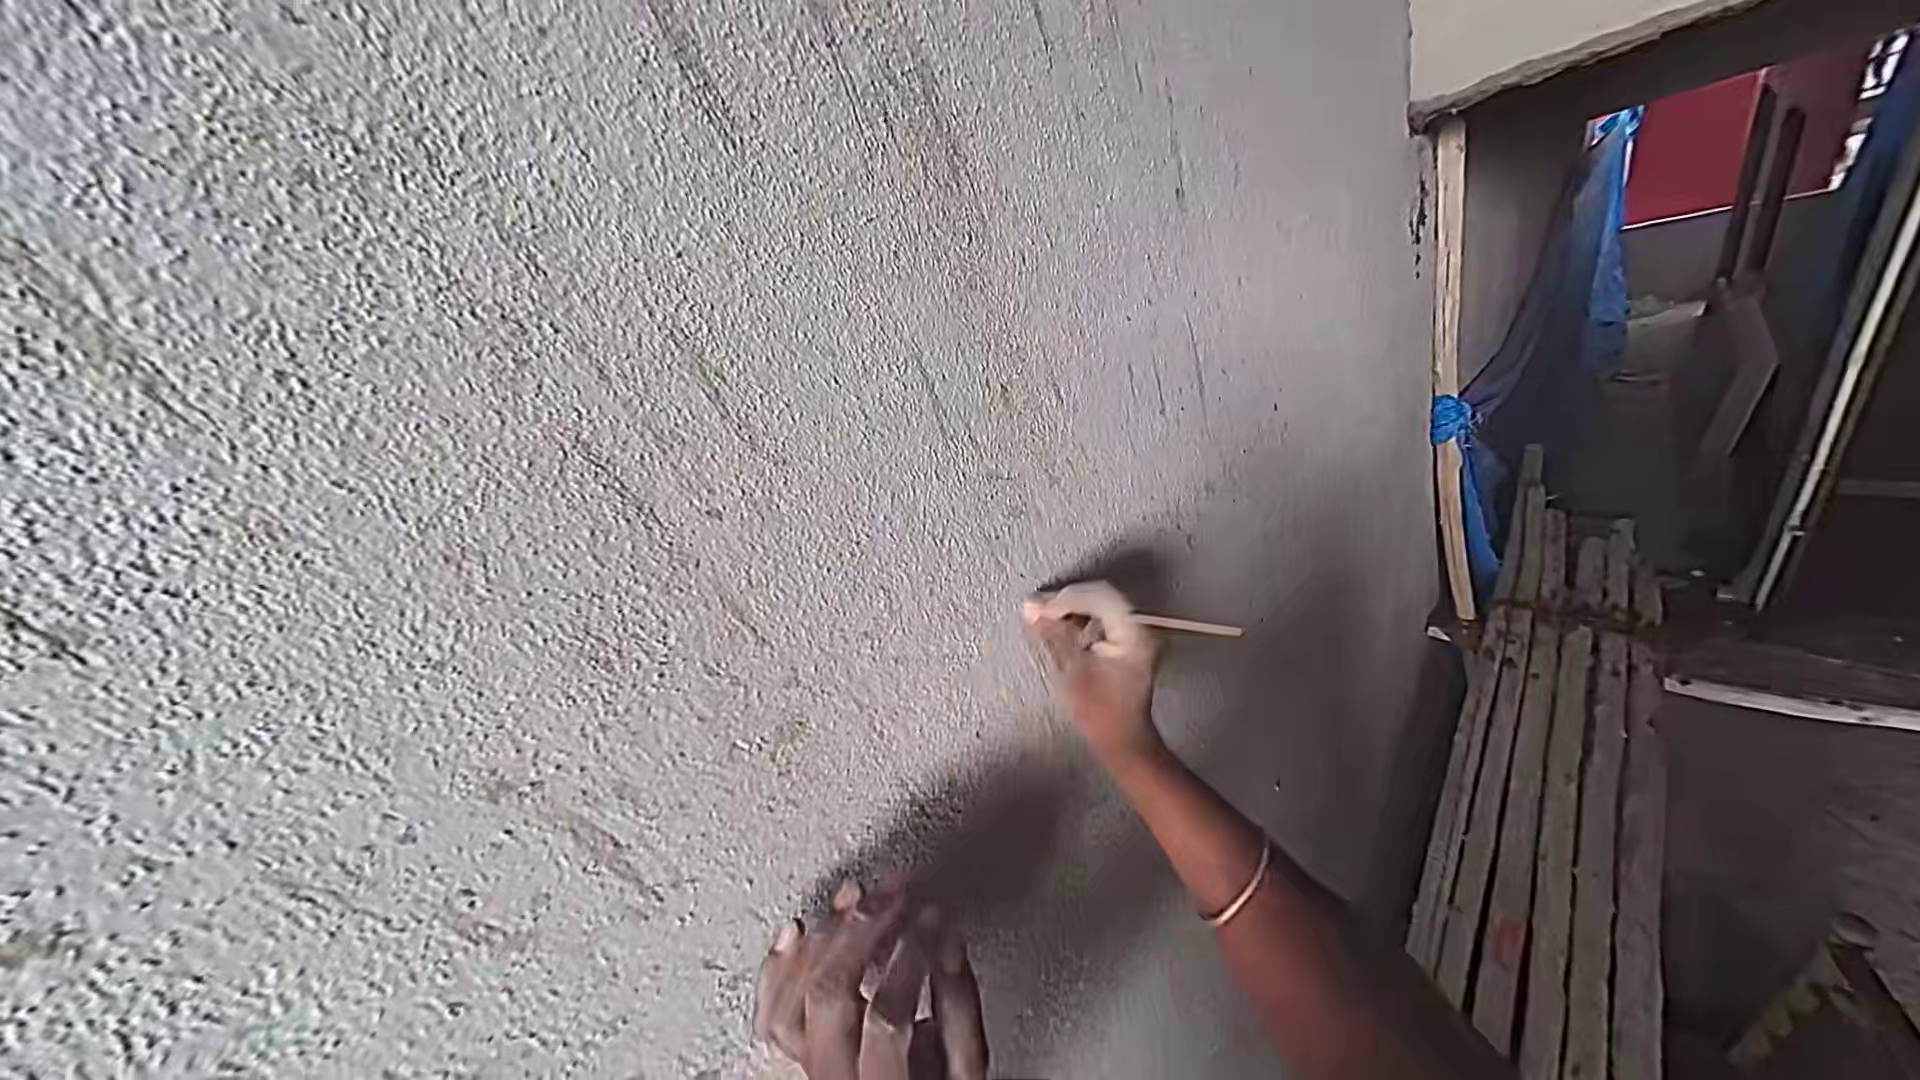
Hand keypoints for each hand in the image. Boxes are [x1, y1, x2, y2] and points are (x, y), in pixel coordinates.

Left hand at [755, 879, 988, 1079]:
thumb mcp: (963, 1066)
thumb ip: (959, 1008)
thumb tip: (946, 939)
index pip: (887, 1013)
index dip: (911, 955)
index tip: (932, 914)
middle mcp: (833, 1078)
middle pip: (831, 992)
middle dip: (864, 928)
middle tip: (894, 893)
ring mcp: (806, 1065)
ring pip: (795, 995)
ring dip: (828, 933)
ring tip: (856, 894)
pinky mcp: (795, 1050)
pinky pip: (772, 1012)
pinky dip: (782, 964)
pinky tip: (798, 929)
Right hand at [1023, 580, 1161, 760]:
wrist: (1121, 740)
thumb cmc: (1102, 714)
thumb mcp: (1074, 672)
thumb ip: (1054, 636)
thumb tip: (1032, 608)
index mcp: (1132, 631)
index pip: (1097, 596)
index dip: (1064, 599)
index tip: (1038, 607)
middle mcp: (1137, 627)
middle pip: (1098, 596)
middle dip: (1064, 601)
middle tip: (1035, 607)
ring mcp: (1132, 634)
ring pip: (1097, 605)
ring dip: (1068, 608)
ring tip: (1042, 615)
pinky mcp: (1123, 642)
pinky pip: (1098, 618)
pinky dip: (1076, 619)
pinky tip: (1057, 626)